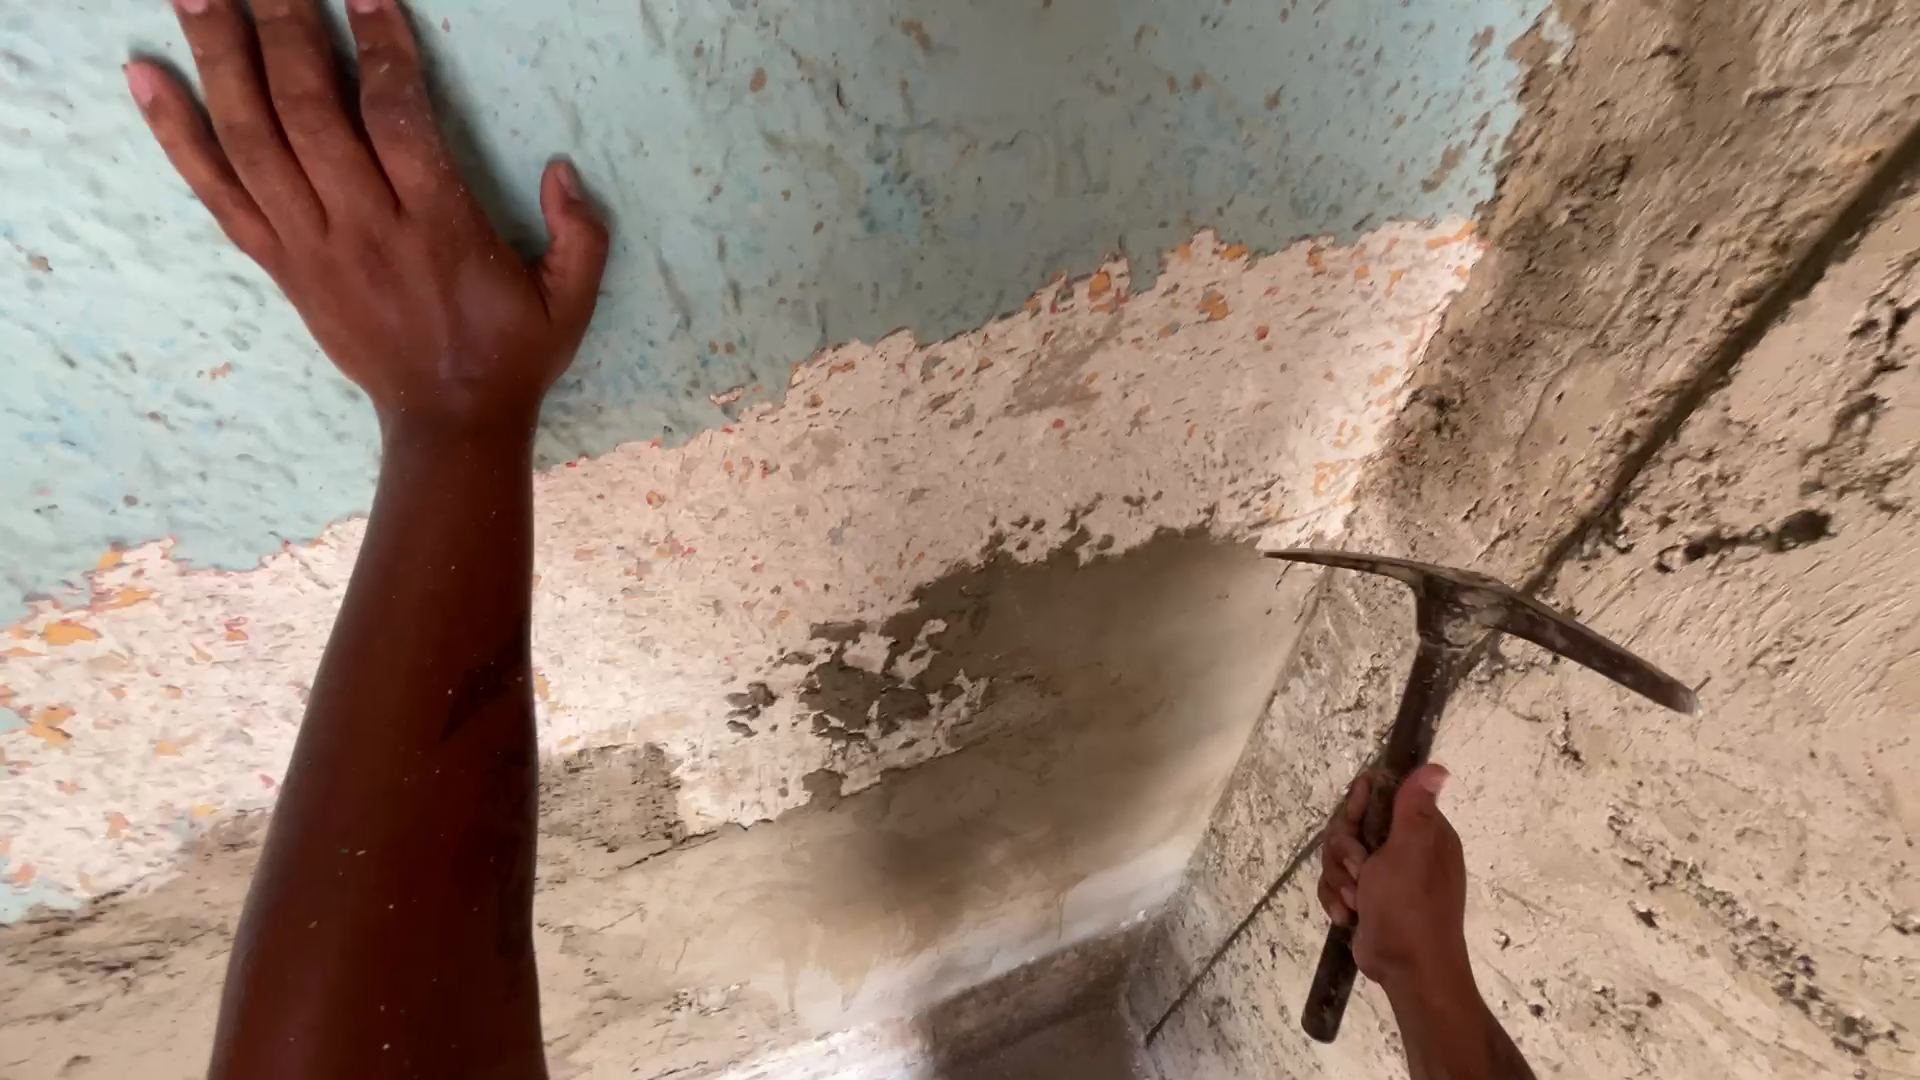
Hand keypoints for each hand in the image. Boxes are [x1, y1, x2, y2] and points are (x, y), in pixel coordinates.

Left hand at [126, 0, 608, 433]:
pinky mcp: (284, 266)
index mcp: (442, 231)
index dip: (383, 49)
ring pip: (255, 138)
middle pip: (312, 110)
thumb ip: (581, 238)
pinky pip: (218, 193)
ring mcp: (316, 247)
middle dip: (291, 29)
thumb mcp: (573, 303)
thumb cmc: (515, 355)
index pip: (398, 119)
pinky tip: (146, 74)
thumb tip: (562, 173)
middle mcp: (369, 229)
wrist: (454, 418)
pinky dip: (176, 133)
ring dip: (223, 55)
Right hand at [1319, 764, 1471, 992]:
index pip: (1377, 797)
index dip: (1357, 809)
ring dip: (1338, 878)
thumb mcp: (1410, 852)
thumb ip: (1414, 808)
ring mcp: (1383, 874)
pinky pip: (1334, 880)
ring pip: (1336, 854)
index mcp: (1421, 833)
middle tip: (1358, 870)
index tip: (1355, 827)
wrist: (1407, 971)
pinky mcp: (1366, 896)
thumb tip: (1438, 767)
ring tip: (1355, 900)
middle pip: (1348, 826)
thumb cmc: (1410, 907)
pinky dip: (1336, 897)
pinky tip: (1347, 915)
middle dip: (1343, 851)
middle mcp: (1403, 849)